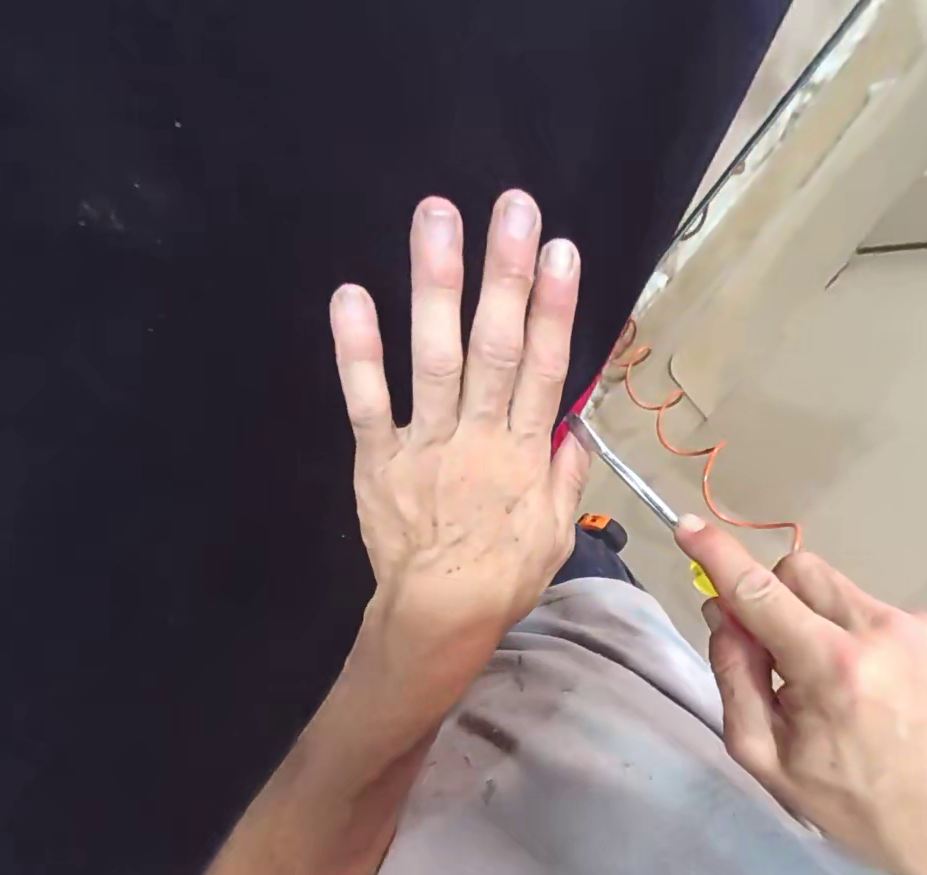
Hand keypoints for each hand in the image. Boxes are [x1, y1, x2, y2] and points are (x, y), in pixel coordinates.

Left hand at [329, 191, 588, 646]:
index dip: (552, 307)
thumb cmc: (502, 575)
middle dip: (504, 275)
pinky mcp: (378, 458)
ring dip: (436, 288)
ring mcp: (425, 444)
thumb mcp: (555, 532)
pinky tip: (351, 296)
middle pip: (495, 347)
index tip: (558, 250)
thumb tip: (575, 424)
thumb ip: (566, 473)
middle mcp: (478, 437)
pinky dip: (358, 351)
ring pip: (434, 358)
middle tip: (510, 209)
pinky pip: (367, 401)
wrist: (439, 615)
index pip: (544, 368)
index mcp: (524, 454)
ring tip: (437, 221)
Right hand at [676, 517, 926, 874]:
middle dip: (773, 598)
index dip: (718, 557)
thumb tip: (722, 610)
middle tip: (777, 654)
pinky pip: (870, 606)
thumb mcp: (762, 753)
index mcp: (833, 672)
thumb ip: (733, 674)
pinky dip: (853, 632)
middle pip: (799, 571)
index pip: (760, 595)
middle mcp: (885, 635)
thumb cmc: (845, 800)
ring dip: (813, 617)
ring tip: (834, 677)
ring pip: (834, 586)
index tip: (687, 527)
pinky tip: (873, 682)